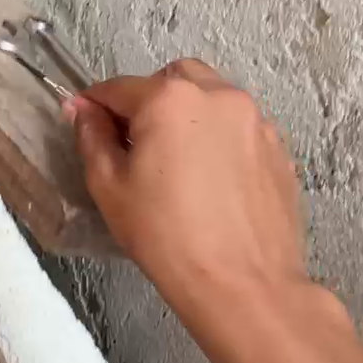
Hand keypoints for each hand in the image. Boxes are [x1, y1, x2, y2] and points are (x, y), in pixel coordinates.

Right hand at [64, 58, 309, 313]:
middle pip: (171, 78)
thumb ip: (91, 134)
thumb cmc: (164, 234)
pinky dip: (216, 135)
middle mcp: (217, 97)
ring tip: (174, 158)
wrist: (242, 284)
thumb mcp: (108, 183)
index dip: (94, 105)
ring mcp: (255, 121)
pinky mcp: (278, 149)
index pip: (117, 87)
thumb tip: (83, 109)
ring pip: (209, 97)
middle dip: (147, 99)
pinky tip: (207, 176)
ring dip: (185, 113)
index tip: (84, 123)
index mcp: (168, 100)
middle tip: (134, 140)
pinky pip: (237, 125)